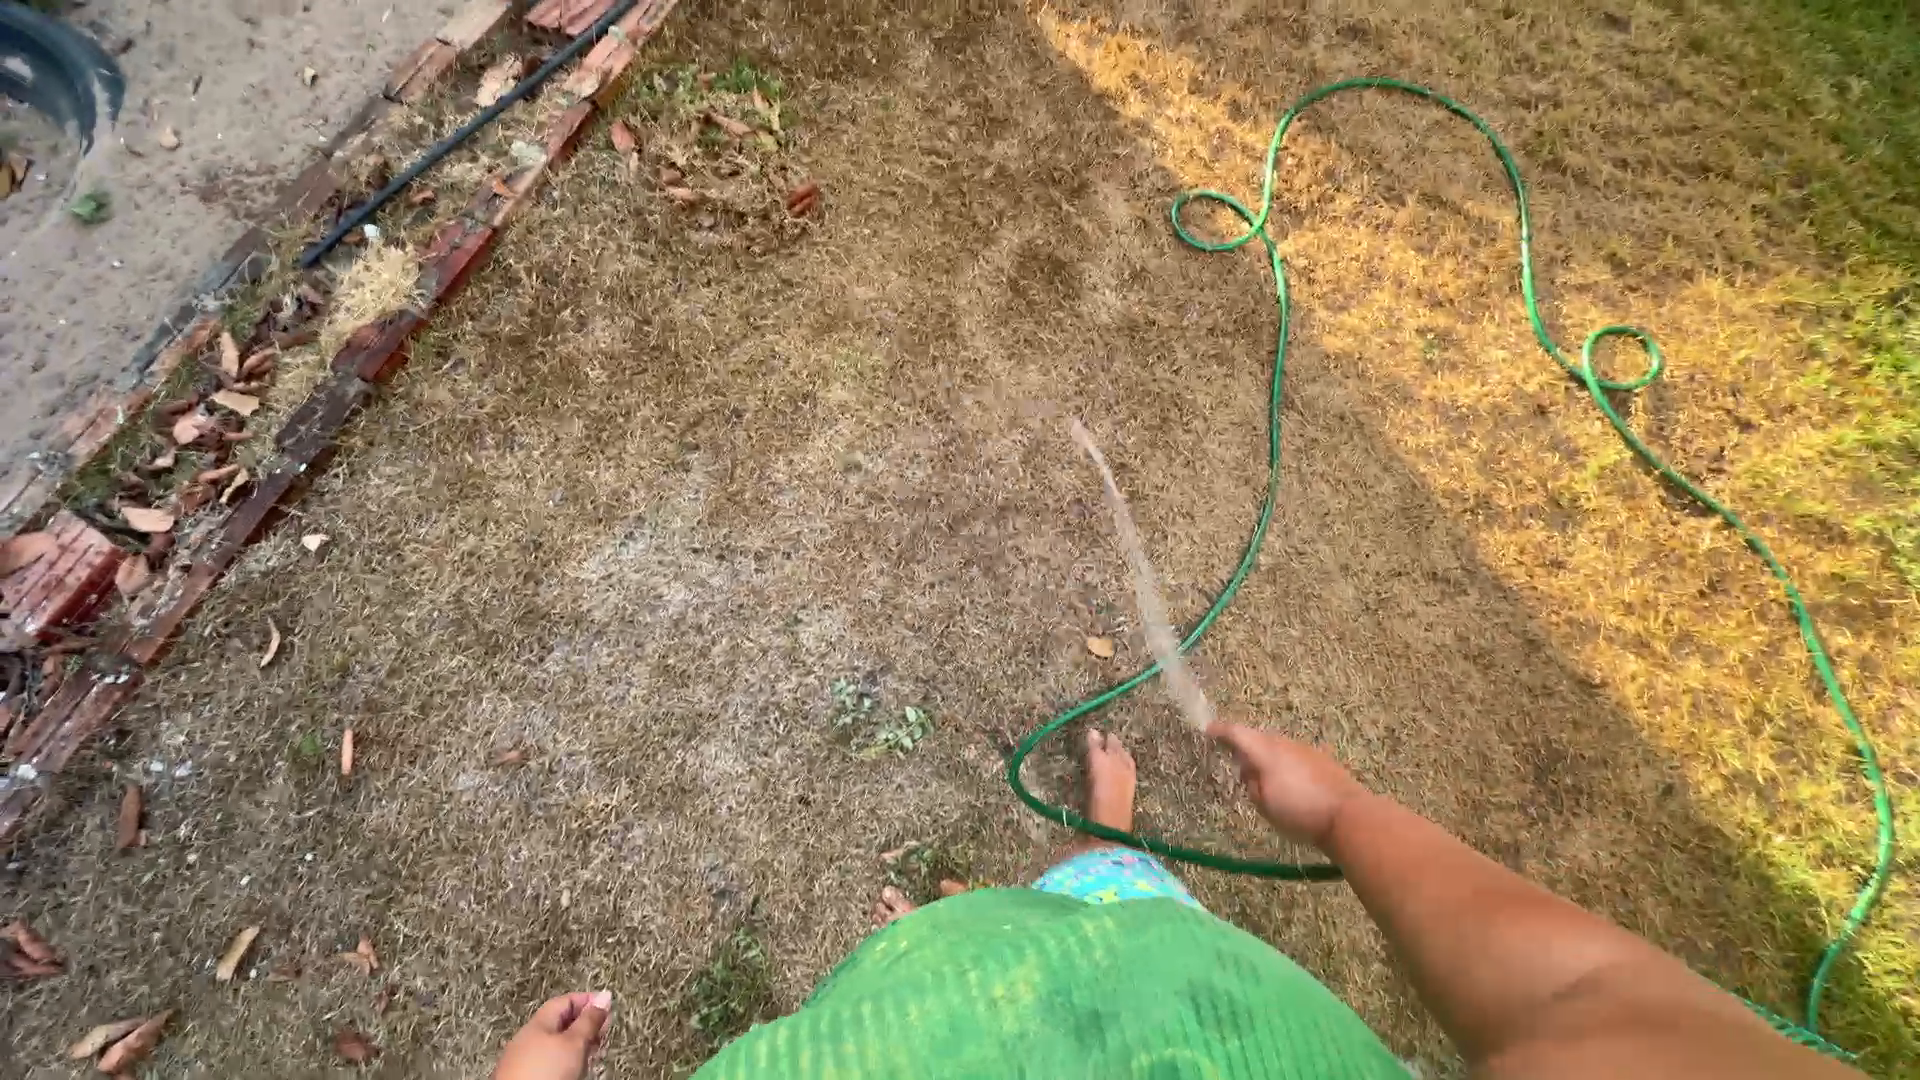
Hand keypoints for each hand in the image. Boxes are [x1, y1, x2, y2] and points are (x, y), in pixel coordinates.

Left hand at [494, 991, 612, 1079]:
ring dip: (577, 1047)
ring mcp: (523, 1062)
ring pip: (556, 1046)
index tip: (608, 1009)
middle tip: (603, 1036)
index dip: (588, 1001)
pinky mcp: (524, 1078)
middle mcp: (527, 1039)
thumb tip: (604, 997)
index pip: (566, 1001)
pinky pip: (549, 1063)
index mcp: (537, 1024)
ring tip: (592, 1056)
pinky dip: (565, 1062)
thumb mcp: (575, 1043)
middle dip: (585, 1027)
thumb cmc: (546, 1073)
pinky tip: (575, 1071)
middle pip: (561, 1024)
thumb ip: (590, 1019)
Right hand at [1208, 721, 1367, 847]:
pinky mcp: (1322, 760)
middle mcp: (1283, 743)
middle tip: (1237, 764)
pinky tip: (1290, 784)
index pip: (1236, 732)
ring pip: (1277, 747)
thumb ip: (1252, 784)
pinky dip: (1285, 764)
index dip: (1220, 731)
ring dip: (1266, 756)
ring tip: (1265, 779)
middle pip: (1257, 737)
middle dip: (1245, 747)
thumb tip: (1251, 774)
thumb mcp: (1264, 805)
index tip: (1208, 730)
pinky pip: (1294, 756)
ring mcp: (1305, 750)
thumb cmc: (1300, 812)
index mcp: (1264, 751)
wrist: (1351, 817)